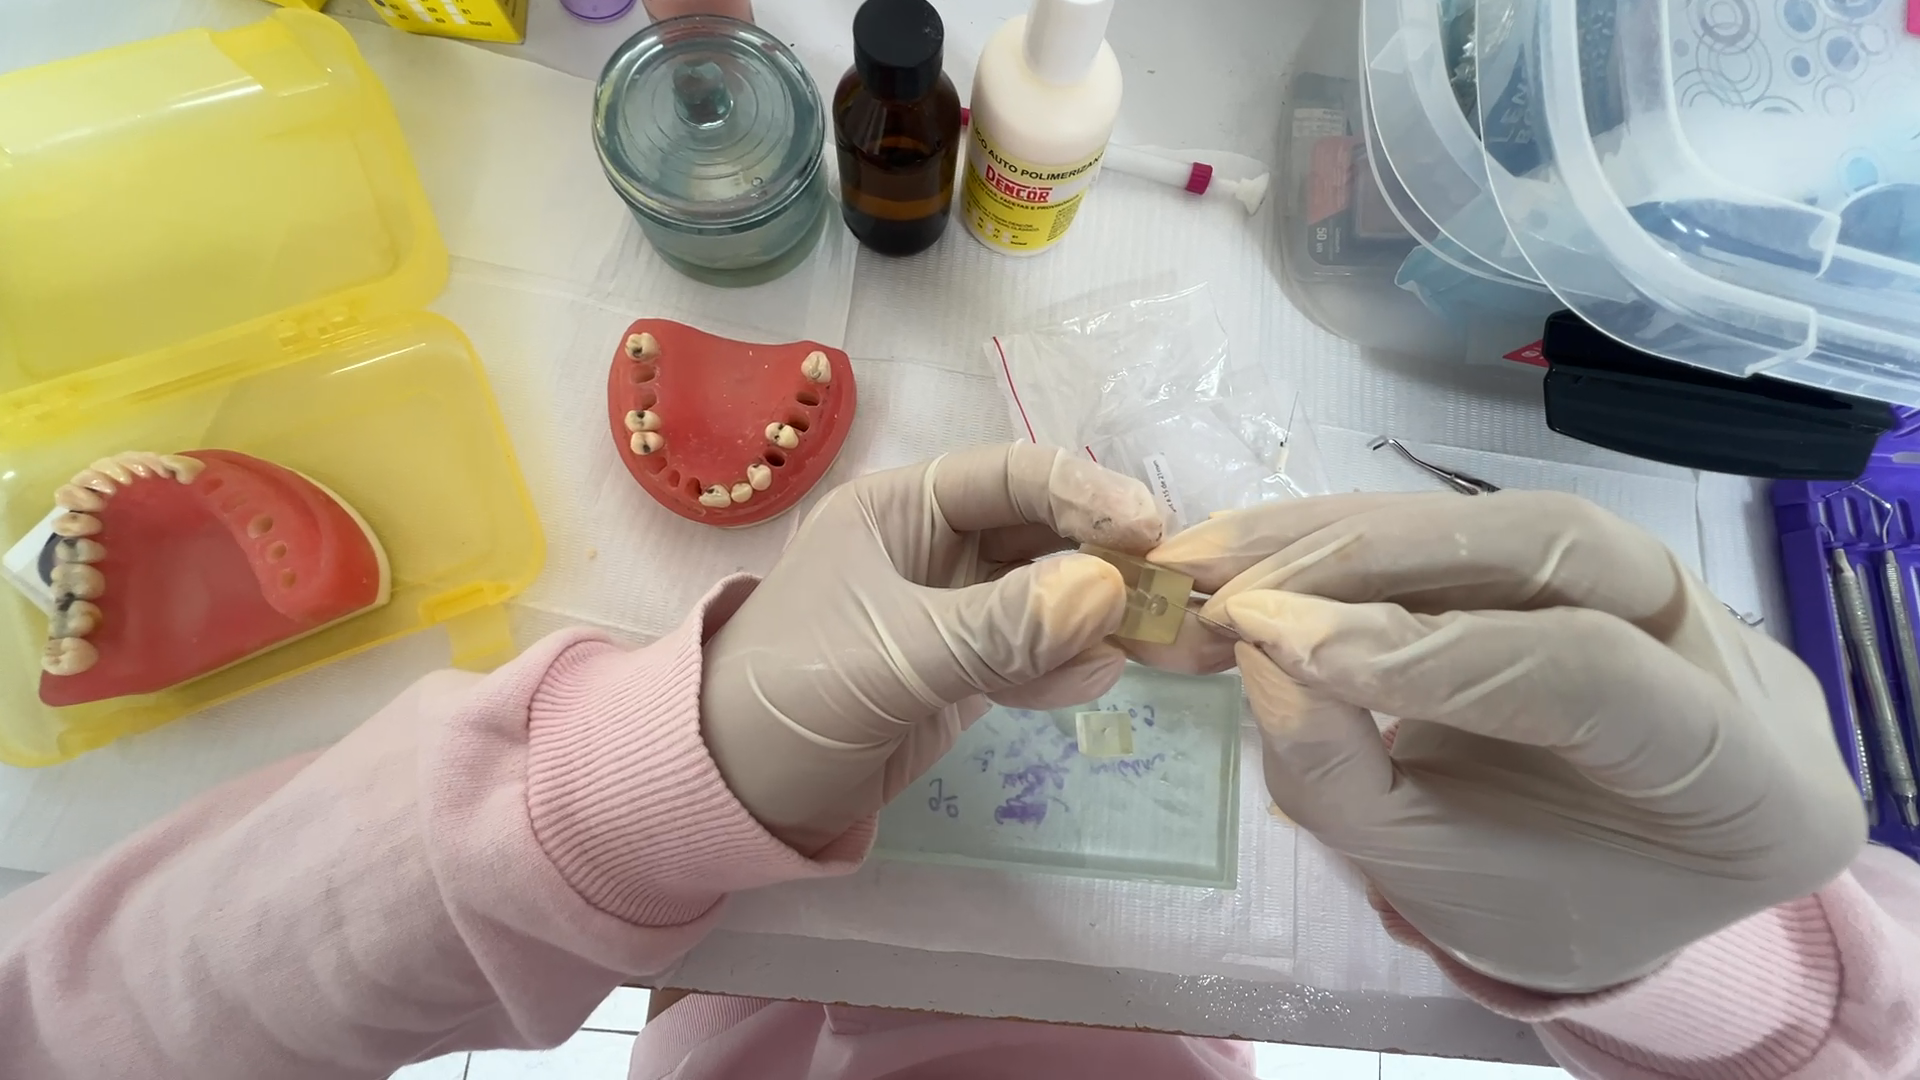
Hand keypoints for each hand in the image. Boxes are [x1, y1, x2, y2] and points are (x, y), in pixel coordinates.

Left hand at [701, 444, 1161, 854]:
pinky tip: (1093, 677)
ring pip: (1043, 597)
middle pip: (1038, 534)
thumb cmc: (788, 697)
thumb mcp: (890, 655)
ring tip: (1152, 639)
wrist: (734, 794)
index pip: (1006, 477)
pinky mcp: (962, 668)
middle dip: (1102, 557)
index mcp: (900, 511)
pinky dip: (1060, 665)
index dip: (1080, 490)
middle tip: (1166, 586)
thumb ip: (996, 627)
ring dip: (1095, 616)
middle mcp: (932, 549)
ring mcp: (951, 610)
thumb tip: (1105, 591)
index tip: (1145, 527)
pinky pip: (1027, 654)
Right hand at [1151, 491, 1866, 993]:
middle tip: (1229, 586)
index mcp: (1734, 778)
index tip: (1268, 642)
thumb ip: (1332, 764)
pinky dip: (1330, 533)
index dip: (1420, 651)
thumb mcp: (1410, 860)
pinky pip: (1439, 524)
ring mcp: (1648, 587)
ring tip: (1209, 556)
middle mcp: (1717, 650)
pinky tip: (1250, 548)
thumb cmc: (1508, 894)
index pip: (1590, 676)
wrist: (1564, 875)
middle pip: (1547, 542)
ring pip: (1478, 515)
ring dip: (1325, 531)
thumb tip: (1257, 642)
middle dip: (1361, 555)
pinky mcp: (1562, 562)